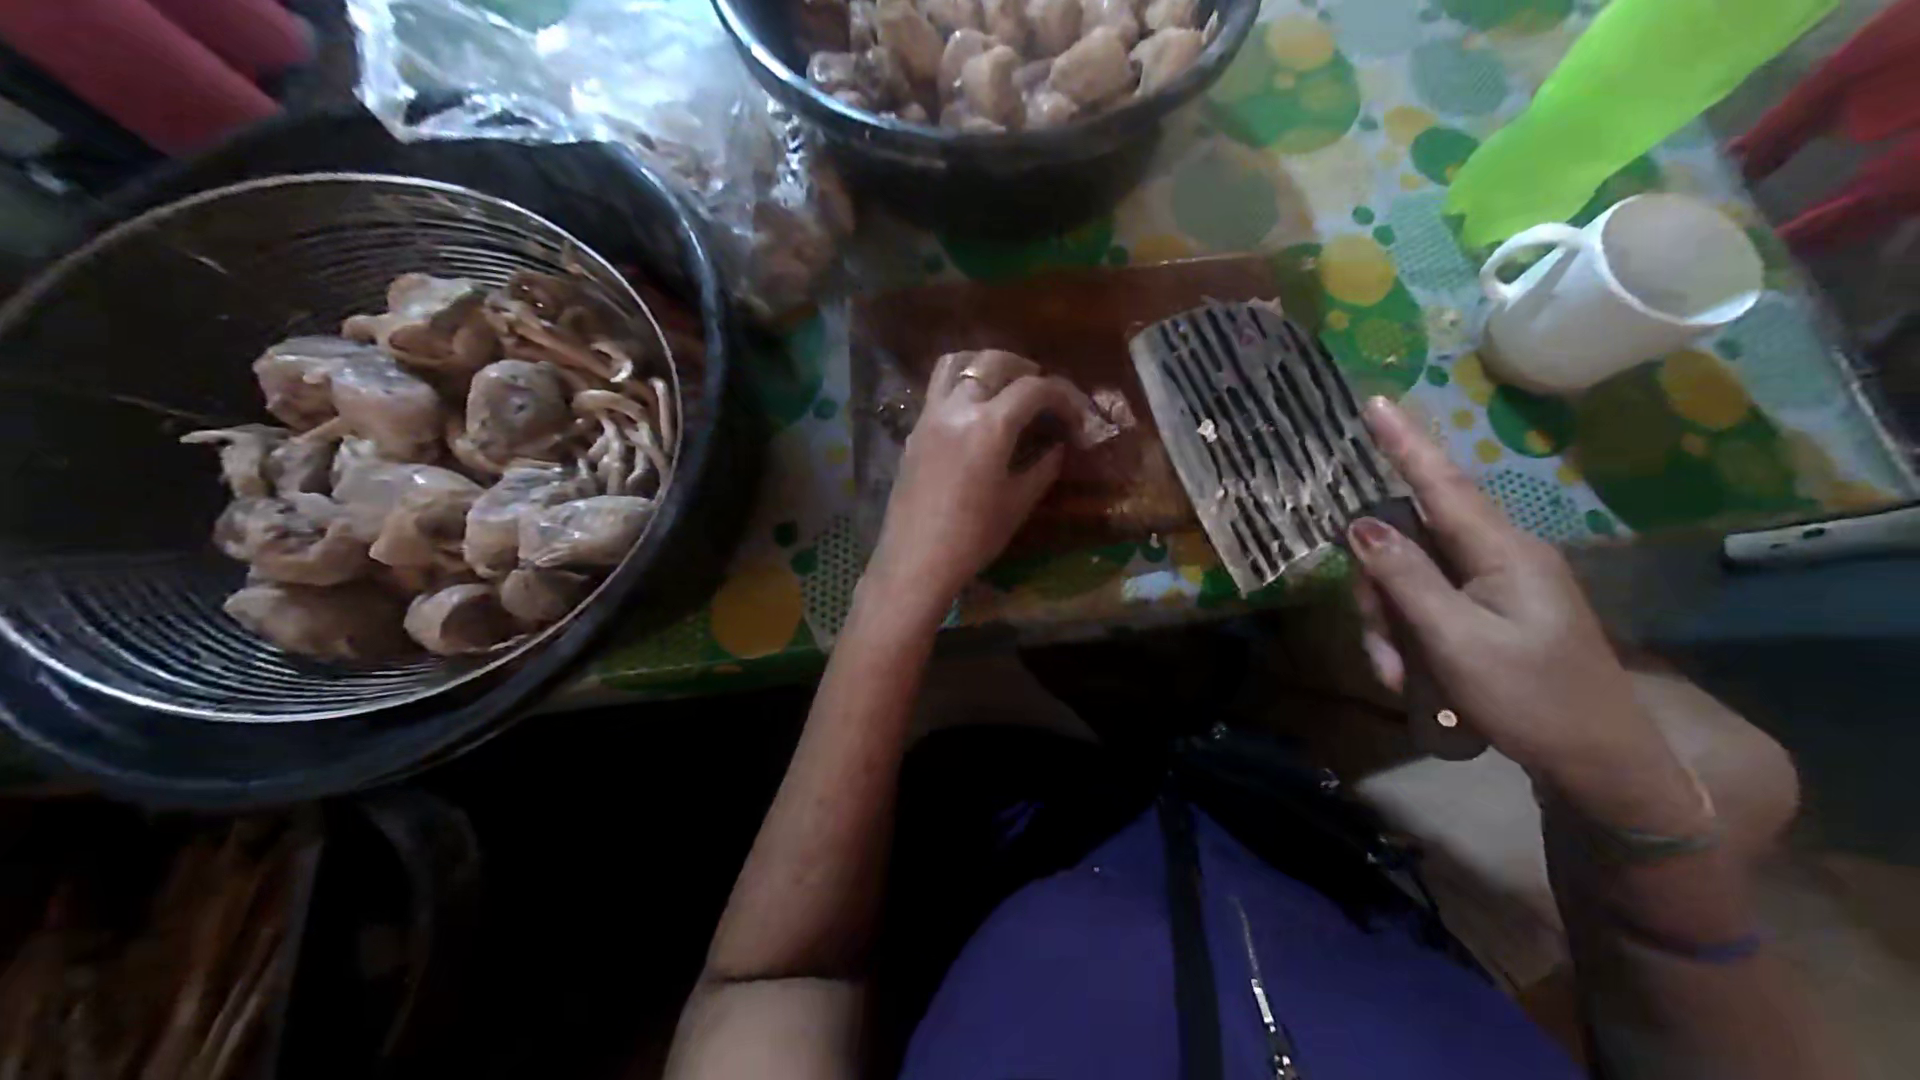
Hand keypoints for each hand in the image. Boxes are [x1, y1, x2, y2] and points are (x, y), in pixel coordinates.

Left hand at [865, 352, 1091, 613]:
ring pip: (957, 363)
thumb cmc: (974, 538)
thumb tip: (1060, 446)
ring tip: (1004, 385)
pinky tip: (974, 411)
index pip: (1034, 388)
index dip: (1063, 395)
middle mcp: (957, 408)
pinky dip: (961, 383)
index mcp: (989, 426)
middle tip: (1043, 392)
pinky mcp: (914, 430)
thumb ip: (1044, 467)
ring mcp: (930, 415)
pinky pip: (937, 387)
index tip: (1076, 414)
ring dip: (986, 364)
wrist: (916, 561)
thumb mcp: (1018, 503)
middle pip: (994, 362)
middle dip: (1026, 369)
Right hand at [1347, 398, 1705, 833]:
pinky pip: (1421, 604)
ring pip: (1404, 579)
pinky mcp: (1483, 608)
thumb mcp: (1456, 641)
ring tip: (1399, 678)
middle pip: (1404, 544)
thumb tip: (1359, 525)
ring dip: (1387, 626)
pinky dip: (1405, 638)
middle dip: (1376, 593)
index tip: (1375, 403)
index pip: (1442, 484)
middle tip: (1381, 651)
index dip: (1405, 444)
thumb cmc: (1531, 699)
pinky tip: (1409, 678)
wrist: (1598, 762)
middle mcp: (1495, 555)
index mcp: (1501, 552)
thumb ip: (1405, 578)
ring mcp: (1489, 583)